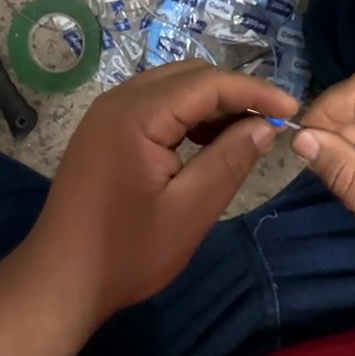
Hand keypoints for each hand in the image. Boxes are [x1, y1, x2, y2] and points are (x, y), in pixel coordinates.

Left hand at [23, 60, 297, 321]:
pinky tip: (208, 142)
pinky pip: (154, 104)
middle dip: (234, 93)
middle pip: (189, 76)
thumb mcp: (190, 210)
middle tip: (272, 122)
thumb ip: (229, 160)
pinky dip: (186, 115)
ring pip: (172, 87)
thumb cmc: (126, 251)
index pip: (207, 83)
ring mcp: (107, 112)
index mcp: (137, 113)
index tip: (294, 108)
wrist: (59, 279)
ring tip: (247, 132)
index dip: (254, 92)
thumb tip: (266, 126)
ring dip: (211, 102)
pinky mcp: (104, 128)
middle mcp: (119, 99)